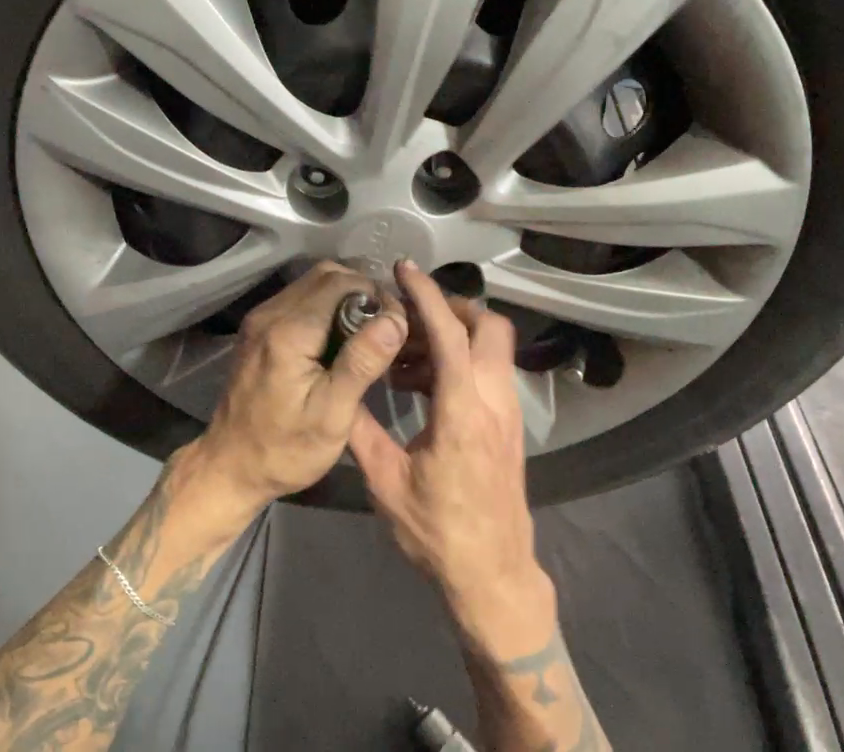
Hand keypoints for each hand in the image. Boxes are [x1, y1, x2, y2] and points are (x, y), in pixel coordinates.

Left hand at [191, 261, 408, 513]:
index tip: (398, 324)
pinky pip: (298, 301)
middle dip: (362, 293)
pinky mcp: (257, 331)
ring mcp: (259, 320)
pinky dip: (325, 308)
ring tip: (368, 335)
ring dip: (344, 298)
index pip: (342, 283)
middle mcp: (269, 314)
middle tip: (386, 328)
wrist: (231, 467)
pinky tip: (340, 341)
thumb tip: (395, 318)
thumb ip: (362, 361)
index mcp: (289, 332)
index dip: (376, 296)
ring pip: (311, 285)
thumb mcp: (333, 414)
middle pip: (326, 276)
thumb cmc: (286, 449)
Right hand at [349, 261, 554, 654]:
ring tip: (402, 355)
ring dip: (453, 336)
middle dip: (449, 307)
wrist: (492, 574)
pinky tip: (422, 386)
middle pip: (488, 327)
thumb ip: (359, 430)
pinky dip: (460, 361)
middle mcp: (495, 402)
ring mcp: (509, 414)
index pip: (449, 334)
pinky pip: (490, 373)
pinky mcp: (509, 427)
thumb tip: (334, 389)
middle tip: (405, 313)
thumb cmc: (437, 531)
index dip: (425, 295)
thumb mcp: (385, 481)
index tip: (402, 269)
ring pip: (493, 348)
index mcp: (463, 411)